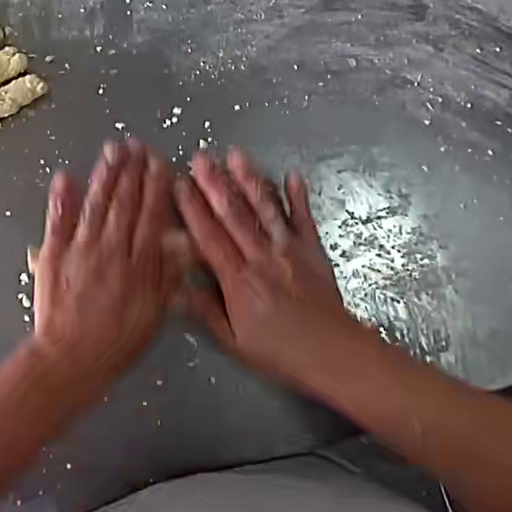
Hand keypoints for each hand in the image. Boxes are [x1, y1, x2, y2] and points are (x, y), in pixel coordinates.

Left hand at [27, 139, 179, 394]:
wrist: (70, 359)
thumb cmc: (116, 342)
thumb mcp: (153, 315)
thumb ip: (167, 275)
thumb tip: (183, 241)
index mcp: (138, 263)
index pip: (150, 215)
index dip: (155, 186)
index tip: (159, 161)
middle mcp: (111, 248)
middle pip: (124, 201)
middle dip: (132, 170)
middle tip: (136, 144)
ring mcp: (80, 247)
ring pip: (96, 203)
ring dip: (105, 174)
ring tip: (112, 149)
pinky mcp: (54, 252)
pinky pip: (58, 219)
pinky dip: (62, 196)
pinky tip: (66, 175)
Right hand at [176, 148, 365, 391]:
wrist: (336, 356)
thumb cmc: (281, 353)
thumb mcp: (234, 342)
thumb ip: (205, 310)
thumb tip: (175, 285)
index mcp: (238, 279)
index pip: (209, 236)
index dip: (191, 208)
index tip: (178, 183)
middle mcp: (261, 257)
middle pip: (233, 214)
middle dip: (214, 183)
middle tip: (200, 157)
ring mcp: (289, 250)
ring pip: (264, 209)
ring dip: (249, 180)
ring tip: (236, 155)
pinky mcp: (312, 250)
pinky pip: (304, 219)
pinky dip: (298, 196)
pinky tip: (292, 175)